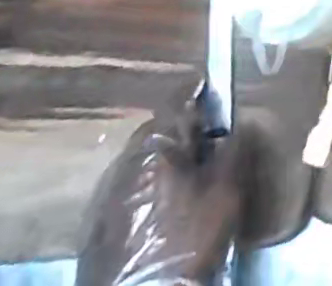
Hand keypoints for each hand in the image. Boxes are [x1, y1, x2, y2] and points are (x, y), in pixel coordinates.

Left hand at [77, 89, 242, 285]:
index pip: (176, 100)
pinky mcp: (94, 230)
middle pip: (157, 131)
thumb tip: (237, 123)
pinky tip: (162, 214)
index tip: (214, 91)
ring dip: (163, 163)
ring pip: (141, 162)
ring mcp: (104, 197)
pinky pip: (127, 192)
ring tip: (187, 180)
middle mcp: (123, 161)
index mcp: (153, 145)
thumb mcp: (226, 191)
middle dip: (182, 131)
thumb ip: (234, 148)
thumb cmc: (188, 242)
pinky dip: (147, 191)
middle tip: (209, 143)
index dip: (198, 92)